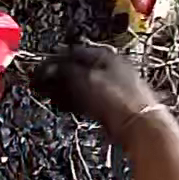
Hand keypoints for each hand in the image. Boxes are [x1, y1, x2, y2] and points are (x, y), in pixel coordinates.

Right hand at [34, 46, 163, 137]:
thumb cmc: (116, 99)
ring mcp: (112, 88)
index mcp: (104, 55)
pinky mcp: (113, 106)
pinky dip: (75, 102)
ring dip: (64, 91)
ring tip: (51, 98)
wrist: (140, 127)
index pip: (71, 53)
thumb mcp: (83, 79)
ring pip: (81, 86)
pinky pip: (88, 100)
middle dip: (57, 78)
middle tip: (41, 86)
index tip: (39, 72)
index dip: (52, 62)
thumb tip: (47, 69)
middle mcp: (110, 68)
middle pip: (76, 70)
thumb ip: (63, 72)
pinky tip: (67, 107)